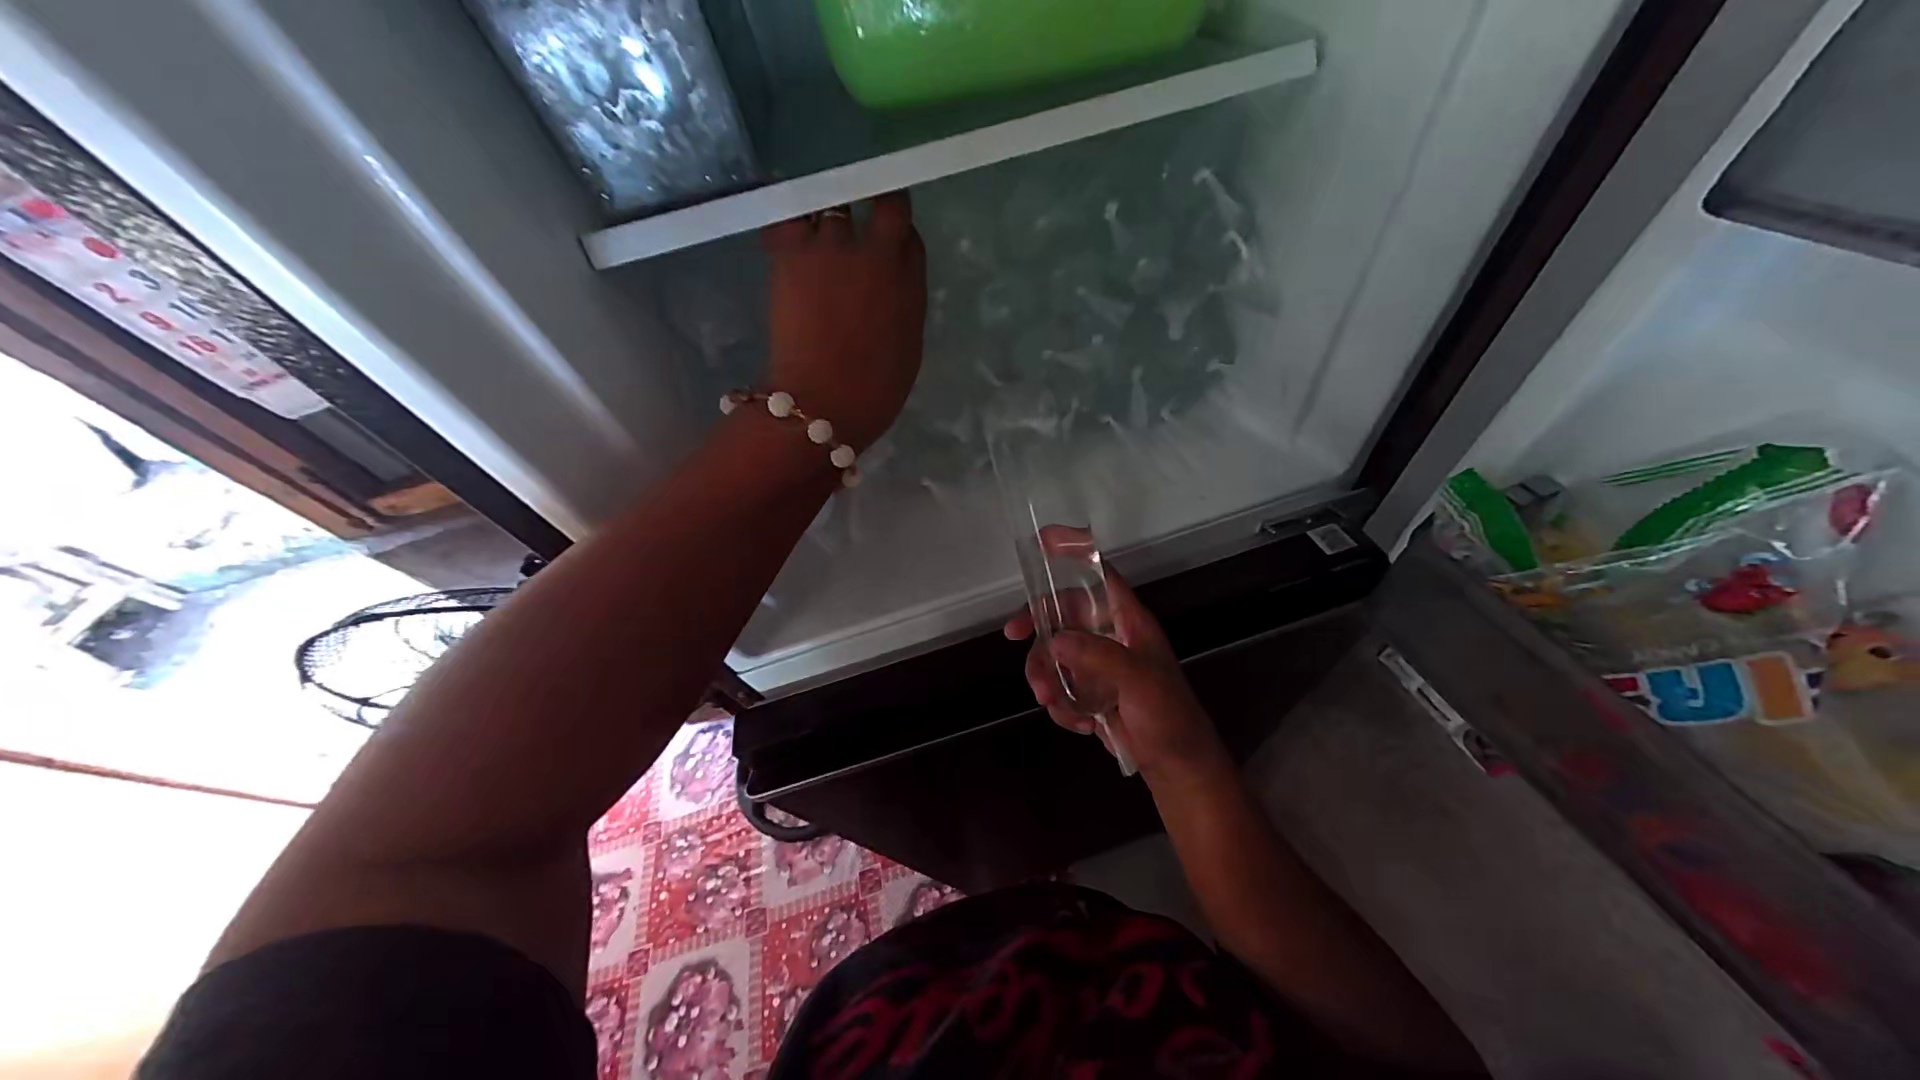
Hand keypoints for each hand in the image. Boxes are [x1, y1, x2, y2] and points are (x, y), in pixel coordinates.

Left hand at [763, 193, 926, 449]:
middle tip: (854, 206)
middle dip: (872, 199)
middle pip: (883, 202)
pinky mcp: (794, 252)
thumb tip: (889, 289)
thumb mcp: (907, 348)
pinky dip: (785, 216)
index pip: (908, 237)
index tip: (882, 240)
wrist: (824, 403)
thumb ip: (903, 306)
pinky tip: (781, 223)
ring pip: (833, 204)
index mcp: (911, 282)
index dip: (895, 234)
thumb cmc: (872, 393)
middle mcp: (879, 254)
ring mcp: (835, 247)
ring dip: (824, 211)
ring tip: (810, 222)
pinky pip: (787, 214)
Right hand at [1004, 555, 1227, 780]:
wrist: (1179, 771)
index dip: (1075, 554)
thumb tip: (1055, 639)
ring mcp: (1100, 668)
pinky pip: (1062, 687)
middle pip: (1064, 616)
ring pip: (1055, 656)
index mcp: (1129, 623)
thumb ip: (1098, 656)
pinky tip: (1080, 724)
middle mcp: (1112, 638)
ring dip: (1047, 677)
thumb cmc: (1169, 719)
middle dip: (1040, 633)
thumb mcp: (1138, 682)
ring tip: (1054, 704)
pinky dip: (1062, 705)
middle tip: (1015, 640)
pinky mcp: (1093, 695)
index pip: (1100, 576)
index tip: (1041, 544)